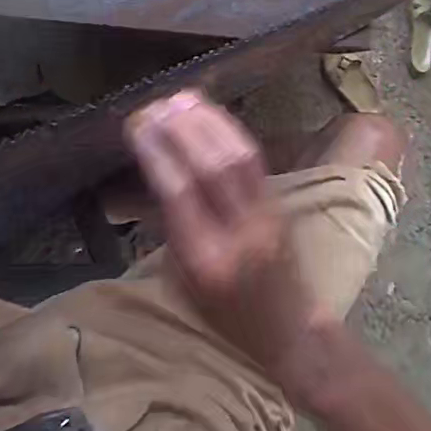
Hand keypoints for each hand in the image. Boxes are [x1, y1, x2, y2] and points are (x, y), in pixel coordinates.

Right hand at [123, 91, 334, 390]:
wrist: (293, 332)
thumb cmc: (225, 316)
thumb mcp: (182, 282)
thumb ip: (165, 229)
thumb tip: (145, 179)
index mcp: (206, 259)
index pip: (179, 193)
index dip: (157, 152)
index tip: (137, 124)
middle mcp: (239, 232)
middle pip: (213, 166)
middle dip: (181, 128)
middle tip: (155, 105)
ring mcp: (265, 214)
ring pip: (238, 156)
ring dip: (207, 120)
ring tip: (180, 98)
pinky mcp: (279, 203)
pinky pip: (253, 158)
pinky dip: (227, 129)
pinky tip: (209, 114)